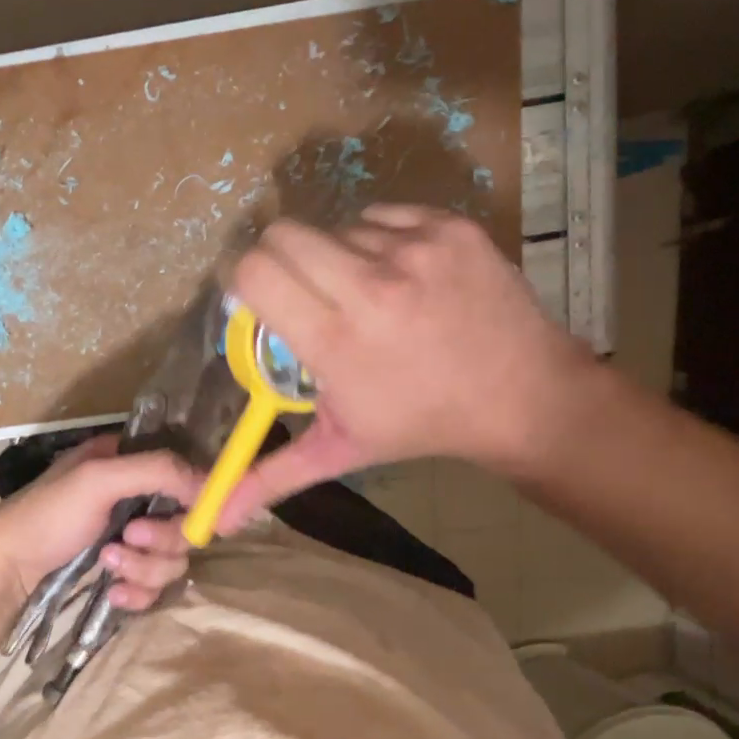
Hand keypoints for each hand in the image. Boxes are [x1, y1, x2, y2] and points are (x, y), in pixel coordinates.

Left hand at [0, 436, 199, 610]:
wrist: (7, 568)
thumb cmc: (47, 514)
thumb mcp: (98, 479)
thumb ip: (157, 471)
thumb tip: (212, 483)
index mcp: (130, 464)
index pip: (189, 476)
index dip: (203, 499)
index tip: (209, 519)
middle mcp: (136, 499)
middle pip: (187, 525)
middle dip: (162, 539)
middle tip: (129, 538)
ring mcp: (131, 539)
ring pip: (172, 561)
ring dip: (144, 567)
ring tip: (107, 563)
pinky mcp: (122, 573)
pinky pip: (153, 588)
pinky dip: (137, 593)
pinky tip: (112, 592)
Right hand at [217, 205, 596, 531]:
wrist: (523, 395)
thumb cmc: (420, 425)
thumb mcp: (339, 451)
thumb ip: (270, 477)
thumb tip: (216, 521)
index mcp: (336, 341)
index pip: (255, 272)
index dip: (243, 281)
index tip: (254, 301)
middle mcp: (372, 285)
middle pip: (283, 234)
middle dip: (277, 260)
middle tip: (297, 294)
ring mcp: (415, 249)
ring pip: (334, 228)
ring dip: (332, 257)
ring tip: (359, 295)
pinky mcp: (449, 226)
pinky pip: (380, 216)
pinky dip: (375, 241)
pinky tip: (396, 277)